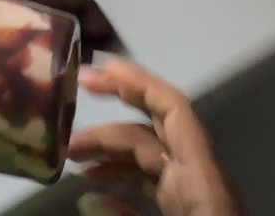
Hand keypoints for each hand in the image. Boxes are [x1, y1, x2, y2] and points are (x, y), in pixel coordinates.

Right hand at [70, 56, 243, 215]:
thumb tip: (86, 200)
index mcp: (204, 183)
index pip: (173, 110)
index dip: (135, 82)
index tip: (96, 72)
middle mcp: (201, 185)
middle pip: (154, 132)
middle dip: (112, 114)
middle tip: (71, 100)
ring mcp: (196, 207)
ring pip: (150, 164)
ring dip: (111, 155)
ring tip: (70, 160)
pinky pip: (153, 199)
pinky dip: (122, 193)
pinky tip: (93, 200)